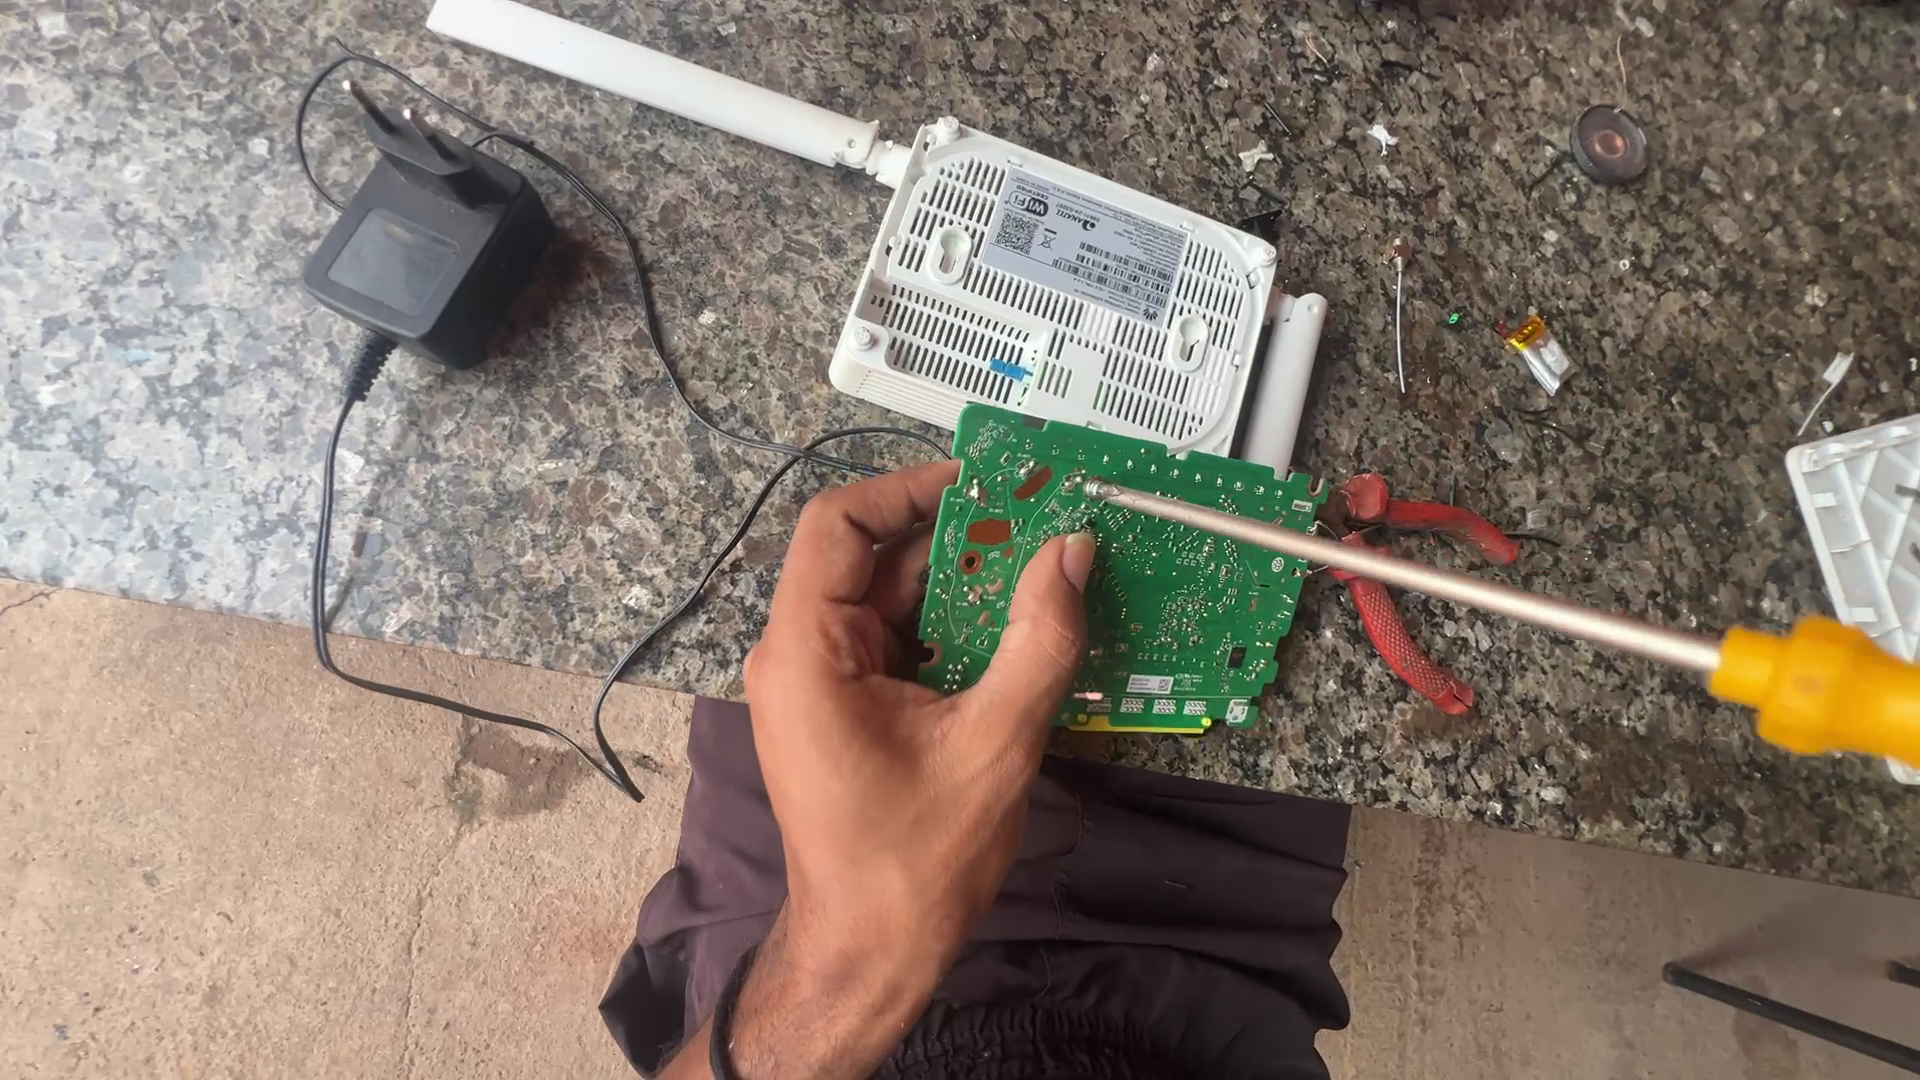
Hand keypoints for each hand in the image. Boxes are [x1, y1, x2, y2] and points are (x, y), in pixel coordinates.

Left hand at [666, 459, 1093, 1077]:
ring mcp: (824, 675)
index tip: (983, 484)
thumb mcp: (994, 746)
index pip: (836, 525)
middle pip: (872, 556)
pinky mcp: (850, 698)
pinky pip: (901, 634)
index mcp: (807, 651)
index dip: (906, 489)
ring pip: (893, 595)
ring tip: (1038, 561)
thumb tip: (1071, 551)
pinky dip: (954, 622)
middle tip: (1034, 519)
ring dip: (962, 579)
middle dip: (953, 534)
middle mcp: (802, 650)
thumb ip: (1039, 642)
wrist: (869, 952)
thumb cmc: (916, 861)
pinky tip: (1014, 617)